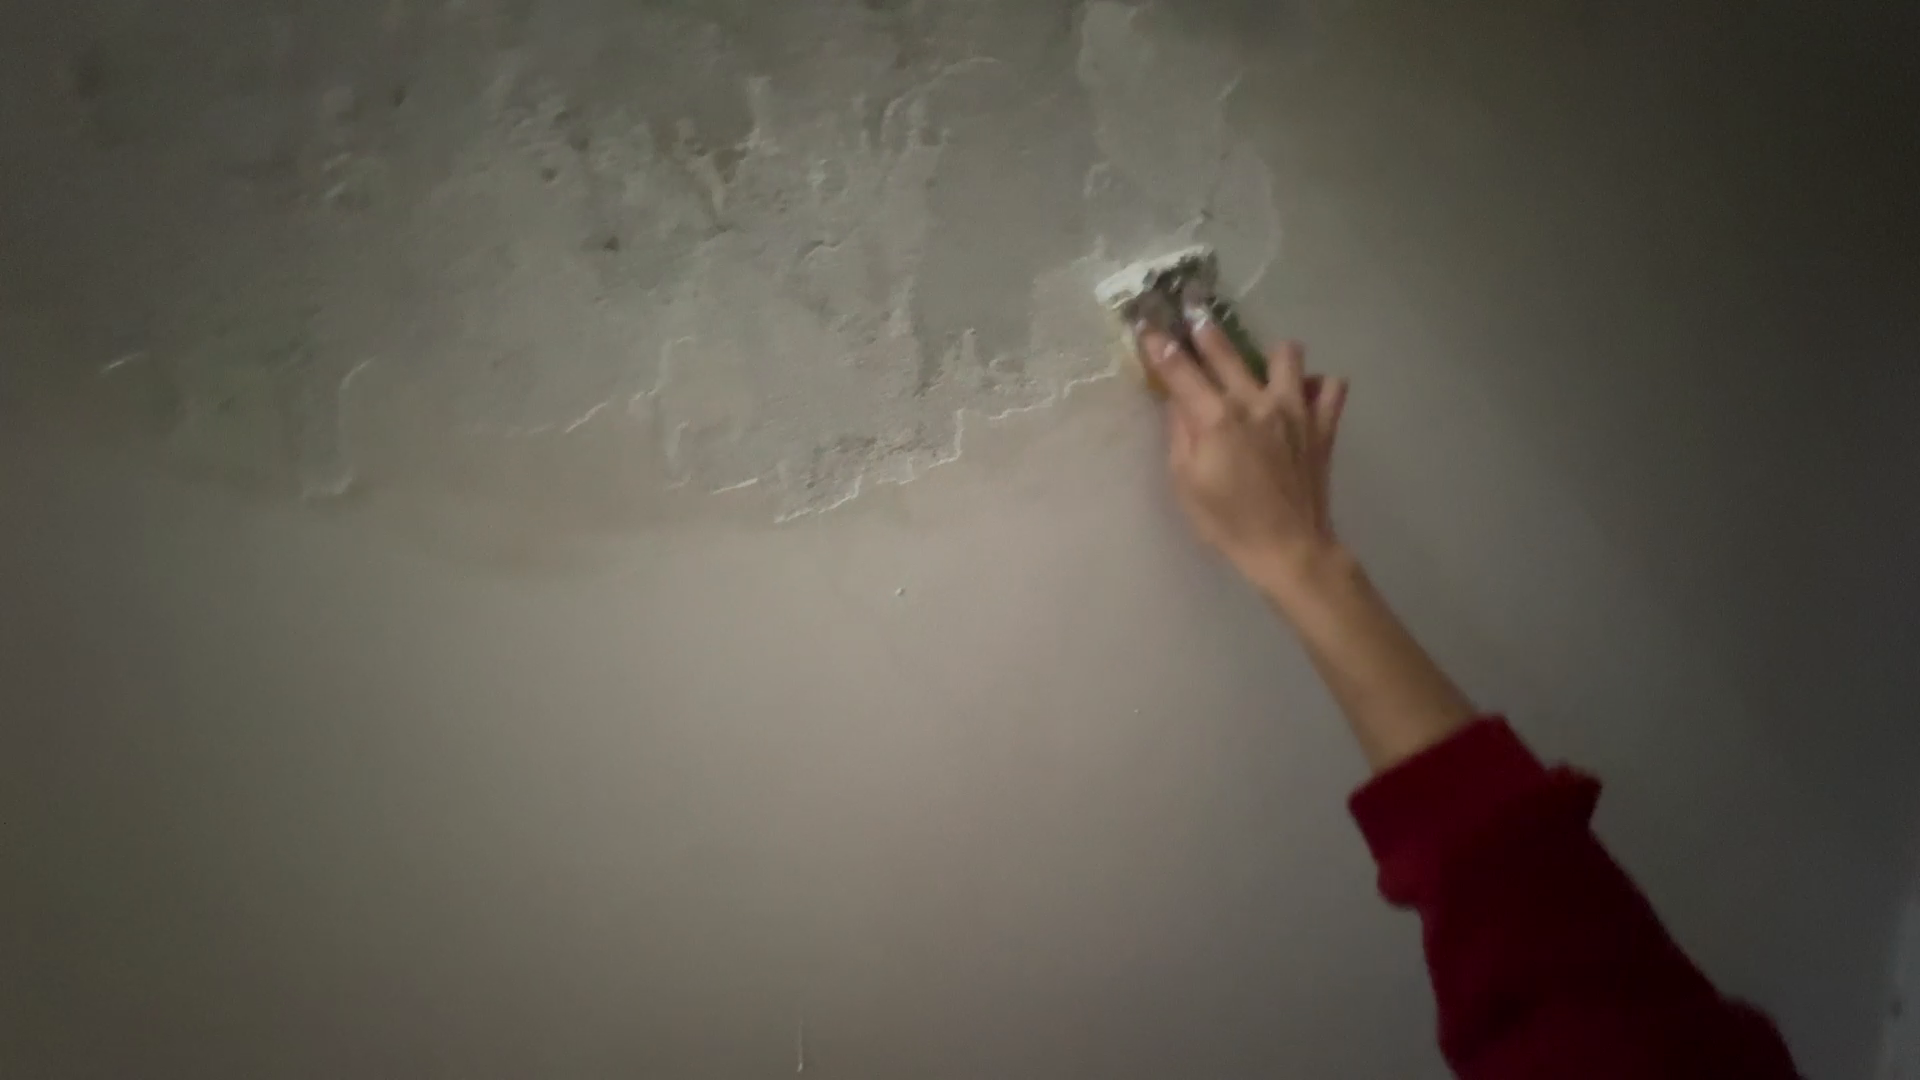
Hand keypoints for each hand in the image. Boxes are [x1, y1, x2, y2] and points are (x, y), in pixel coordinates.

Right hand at [1137, 312, 1349, 596]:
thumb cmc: (1225, 521)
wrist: (1287, 547)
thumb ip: (1180, 435)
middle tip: (1192, 314)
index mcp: (1216, 418)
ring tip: (1259, 370)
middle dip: (1204, 329)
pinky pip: (1329, 386)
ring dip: (1268, 356)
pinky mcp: (1323, 424)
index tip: (1148, 327)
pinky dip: (1315, 387)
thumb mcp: (1185, 482)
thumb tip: (1178, 403)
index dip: (1160, 347)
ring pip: (1286, 355)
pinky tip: (1300, 398)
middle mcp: (1255, 402)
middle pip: (1225, 352)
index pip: (1180, 371)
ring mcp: (1295, 409)